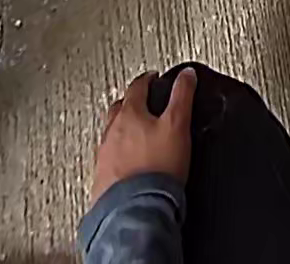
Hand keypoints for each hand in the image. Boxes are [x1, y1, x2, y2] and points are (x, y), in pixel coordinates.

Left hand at [89, 68, 196, 202]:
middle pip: (119, 108)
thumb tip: (187, 75)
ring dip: (122, 129)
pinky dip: (118, 156)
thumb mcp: (178, 124)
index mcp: (129, 114)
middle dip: (131, 102)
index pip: (137, 87)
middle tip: (142, 102)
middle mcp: (112, 133)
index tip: (153, 78)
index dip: (148, 80)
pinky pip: (108, 160)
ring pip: (111, 134)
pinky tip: (127, 164)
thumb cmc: (156, 170)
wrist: (136, 214)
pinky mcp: (102, 182)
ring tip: (134, 133)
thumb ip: (183, 96)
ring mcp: (104, 158)